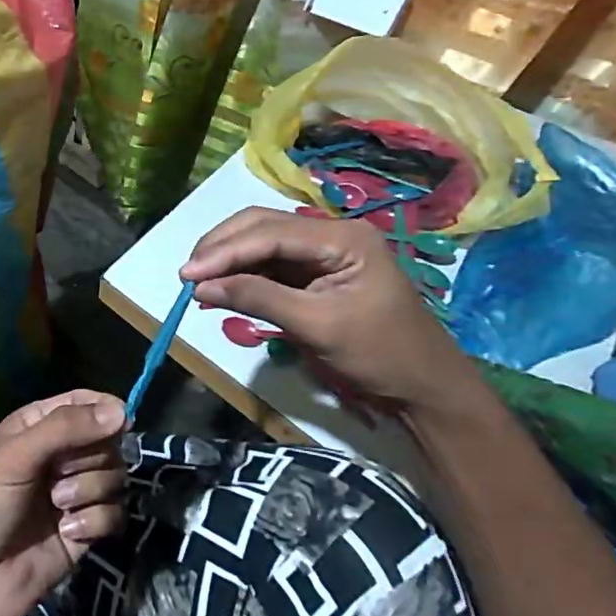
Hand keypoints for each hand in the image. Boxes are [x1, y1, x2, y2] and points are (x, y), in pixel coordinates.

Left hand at [0, 390, 127, 615]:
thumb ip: (66, 428)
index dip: (103, 410)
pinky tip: (68, 534)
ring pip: (115, 475)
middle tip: (59, 476)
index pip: (85, 402)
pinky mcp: (85, 529)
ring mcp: (74, 492)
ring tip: (58, 508)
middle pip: (106, 439)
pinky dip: (95, 522)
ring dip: (90, 490)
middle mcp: (59, 454)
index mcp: (38, 426)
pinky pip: (115, 512)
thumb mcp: (16, 457)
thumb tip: (122, 410)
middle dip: (89, 458)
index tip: (118, 422)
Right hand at [180, 207, 477, 409]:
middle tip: (188, 275)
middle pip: (263, 226)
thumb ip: (258, 298)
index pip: (270, 232)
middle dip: (222, 247)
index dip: (225, 251)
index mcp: (342, 236)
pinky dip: (244, 274)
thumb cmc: (382, 355)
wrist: (427, 389)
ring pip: (263, 242)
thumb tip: (201, 287)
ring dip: (229, 259)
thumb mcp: (318, 326)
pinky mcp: (316, 272)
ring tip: (198, 282)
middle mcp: (331, 233)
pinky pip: (271, 264)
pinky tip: (222, 287)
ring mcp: (324, 252)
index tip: (187, 274)